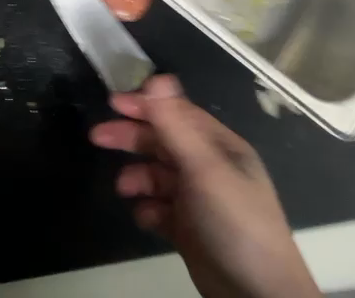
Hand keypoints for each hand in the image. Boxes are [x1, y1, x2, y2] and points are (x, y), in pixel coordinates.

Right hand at [90, 76, 321, 297]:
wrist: (257, 294)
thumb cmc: (234, 220)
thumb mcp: (203, 168)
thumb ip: (175, 124)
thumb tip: (157, 77)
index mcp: (221, 147)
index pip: (177, 114)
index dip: (146, 106)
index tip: (112, 102)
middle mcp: (210, 168)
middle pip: (162, 142)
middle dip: (131, 138)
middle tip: (97, 136)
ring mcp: (199, 200)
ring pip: (157, 175)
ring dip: (137, 176)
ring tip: (124, 189)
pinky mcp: (189, 229)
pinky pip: (159, 208)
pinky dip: (147, 209)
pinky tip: (146, 217)